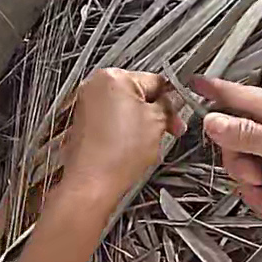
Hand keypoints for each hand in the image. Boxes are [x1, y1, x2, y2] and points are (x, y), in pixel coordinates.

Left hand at [60, 68, 184, 207]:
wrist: (92, 183)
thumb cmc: (117, 154)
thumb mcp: (157, 122)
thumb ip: (169, 105)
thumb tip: (173, 99)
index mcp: (114, 77)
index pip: (155, 80)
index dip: (171, 100)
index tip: (178, 115)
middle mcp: (95, 85)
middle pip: (139, 92)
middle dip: (156, 112)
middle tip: (169, 130)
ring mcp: (87, 103)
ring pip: (126, 107)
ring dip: (141, 121)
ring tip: (147, 142)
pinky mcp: (84, 122)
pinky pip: (112, 119)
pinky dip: (124, 130)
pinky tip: (131, 146)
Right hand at [192, 76, 261, 222]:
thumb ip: (245, 134)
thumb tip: (215, 121)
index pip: (237, 95)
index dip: (213, 91)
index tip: (195, 85)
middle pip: (236, 136)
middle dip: (238, 160)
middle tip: (250, 172)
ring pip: (247, 160)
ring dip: (251, 181)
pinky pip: (261, 177)